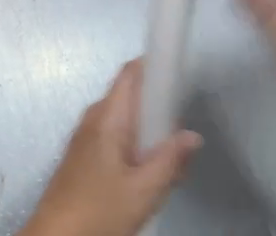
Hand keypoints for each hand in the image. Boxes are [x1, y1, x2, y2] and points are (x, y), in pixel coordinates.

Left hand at [19, 60, 202, 235]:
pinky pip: (114, 137)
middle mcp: (94, 117)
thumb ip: (170, 160)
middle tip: (178, 139)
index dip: (154, 65)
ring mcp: (85, 135)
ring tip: (165, 165)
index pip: (131, 72)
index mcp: (108, 116)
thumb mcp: (143, 192)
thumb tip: (193, 134)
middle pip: (131, 97)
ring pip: (124, 120)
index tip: (179, 75)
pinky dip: (132, 147)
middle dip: (157, 111)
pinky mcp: (82, 155)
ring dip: (146, 134)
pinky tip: (142, 178)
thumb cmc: (99, 210)